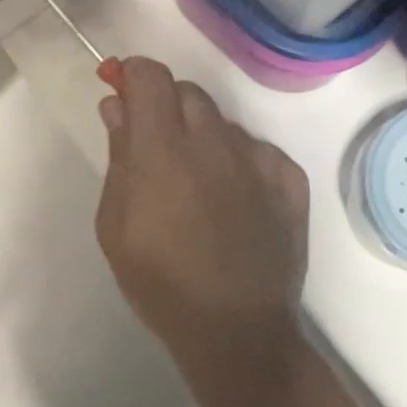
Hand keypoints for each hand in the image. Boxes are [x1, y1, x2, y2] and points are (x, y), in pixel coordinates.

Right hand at [95, 58, 308, 368]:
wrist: (235, 330)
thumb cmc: (160, 284)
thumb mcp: (115, 226)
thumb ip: (118, 158)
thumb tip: (117, 108)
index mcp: (164, 150)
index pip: (151, 77)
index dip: (134, 76)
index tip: (123, 93)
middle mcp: (214, 142)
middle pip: (188, 93)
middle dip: (167, 107)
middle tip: (156, 149)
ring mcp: (259, 160)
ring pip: (224, 123)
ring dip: (204, 138)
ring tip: (198, 188)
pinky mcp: (290, 182)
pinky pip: (260, 151)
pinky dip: (241, 163)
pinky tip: (236, 200)